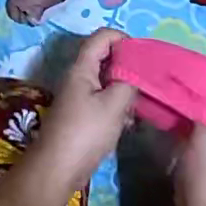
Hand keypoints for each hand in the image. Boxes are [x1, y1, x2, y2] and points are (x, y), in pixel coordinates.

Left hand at [28, 29, 136, 189]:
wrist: (57, 169)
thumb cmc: (86, 132)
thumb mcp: (114, 105)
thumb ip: (129, 82)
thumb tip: (138, 72)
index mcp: (82, 67)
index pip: (102, 37)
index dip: (123, 38)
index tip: (144, 55)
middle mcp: (78, 76)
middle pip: (104, 57)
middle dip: (127, 63)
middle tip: (148, 77)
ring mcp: (79, 96)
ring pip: (106, 79)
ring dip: (124, 86)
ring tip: (143, 99)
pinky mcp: (82, 114)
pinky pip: (103, 98)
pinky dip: (118, 103)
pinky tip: (131, 119)